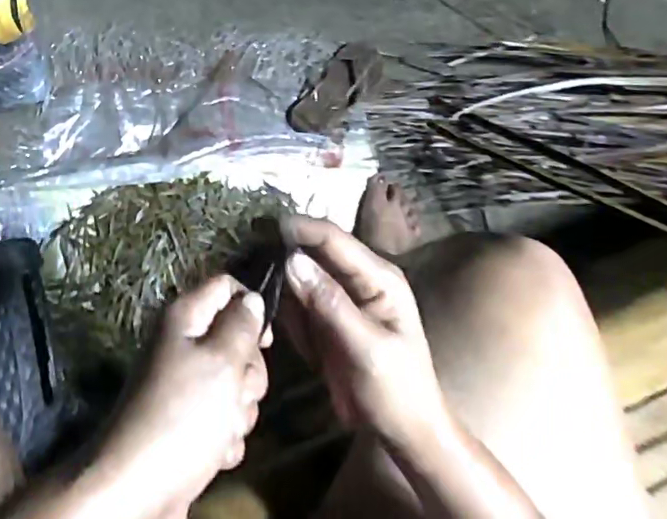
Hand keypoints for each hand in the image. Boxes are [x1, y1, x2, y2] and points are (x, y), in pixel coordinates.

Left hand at [90, 276, 269, 517]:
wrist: (138, 488)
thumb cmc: (182, 416)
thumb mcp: (221, 362)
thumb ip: (242, 326)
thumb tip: (253, 298)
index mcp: (185, 317)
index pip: (225, 286)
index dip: (250, 306)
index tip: (264, 340)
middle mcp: (184, 344)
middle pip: (236, 340)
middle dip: (248, 372)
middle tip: (235, 392)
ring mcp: (184, 385)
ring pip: (235, 384)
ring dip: (238, 411)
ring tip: (220, 429)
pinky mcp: (188, 423)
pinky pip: (223, 419)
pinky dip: (225, 437)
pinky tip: (214, 453)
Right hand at [280, 216, 451, 450]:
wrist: (407, 437)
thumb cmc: (398, 393)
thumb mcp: (366, 349)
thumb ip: (329, 303)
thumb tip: (292, 259)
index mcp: (379, 277)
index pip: (332, 238)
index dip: (298, 229)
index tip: (262, 229)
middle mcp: (360, 278)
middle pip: (312, 252)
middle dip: (287, 265)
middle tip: (259, 279)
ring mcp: (343, 297)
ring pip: (300, 278)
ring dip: (289, 300)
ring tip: (302, 338)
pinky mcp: (329, 316)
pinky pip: (299, 304)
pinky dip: (293, 320)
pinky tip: (308, 350)